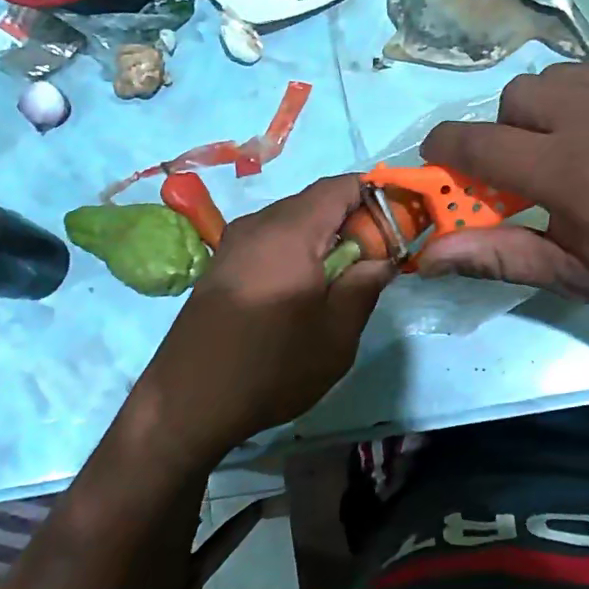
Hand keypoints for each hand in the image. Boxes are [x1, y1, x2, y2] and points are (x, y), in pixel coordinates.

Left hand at [131, 175, 394, 460]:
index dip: (379, 196)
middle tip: (378, 259)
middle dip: (355, 220)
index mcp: (290, 232)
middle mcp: (258, 224)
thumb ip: (366, 284)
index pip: (342, 185)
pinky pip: (271, 239)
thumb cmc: (272, 367)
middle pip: (317, 201)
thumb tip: (385, 255)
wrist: (187, 402)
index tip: (401, 227)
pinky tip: (306, 289)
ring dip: (326, 237)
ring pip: (293, 220)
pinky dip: (299, 249)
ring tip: (345, 278)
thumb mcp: (337, 333)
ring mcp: (234, 243)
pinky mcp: (222, 264)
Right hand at [419, 60, 588, 333]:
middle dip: (509, 130)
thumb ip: (500, 255)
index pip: (476, 143)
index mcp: (567, 169)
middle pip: (516, 96)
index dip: (445, 149)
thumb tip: (428, 255)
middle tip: (537, 168)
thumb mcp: (578, 274)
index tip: (441, 161)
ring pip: (562, 76)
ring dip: (554, 109)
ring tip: (586, 147)